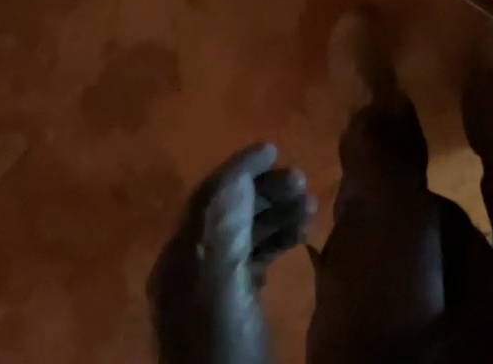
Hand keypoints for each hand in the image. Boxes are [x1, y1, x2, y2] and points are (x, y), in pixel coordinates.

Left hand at [149, 143, 314, 363]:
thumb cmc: (221, 350)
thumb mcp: (220, 289)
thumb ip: (223, 234)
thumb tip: (238, 176)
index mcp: (180, 261)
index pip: (207, 199)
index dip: (238, 169)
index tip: (275, 147)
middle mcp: (190, 270)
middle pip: (226, 213)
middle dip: (264, 190)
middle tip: (304, 180)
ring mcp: (211, 292)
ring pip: (242, 234)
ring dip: (276, 213)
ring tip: (311, 207)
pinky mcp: (232, 310)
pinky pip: (252, 258)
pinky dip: (277, 240)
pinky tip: (300, 238)